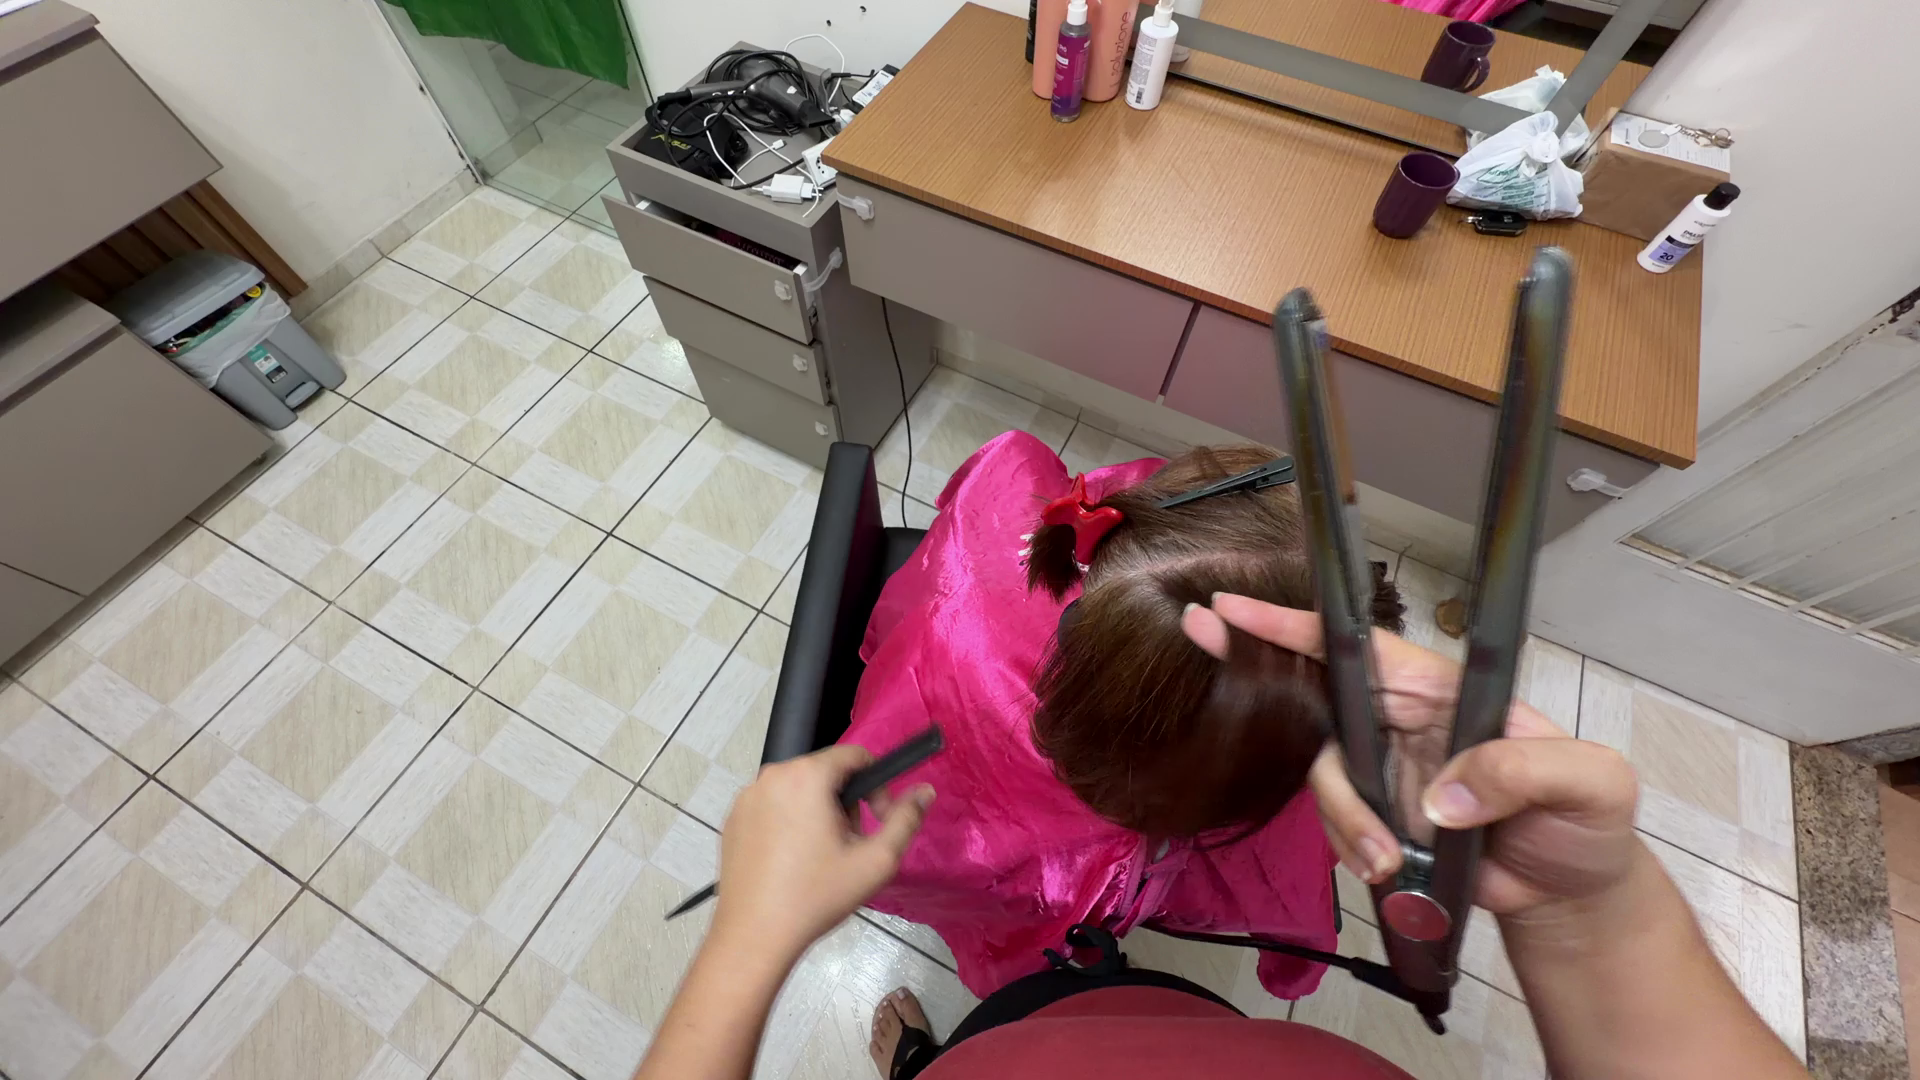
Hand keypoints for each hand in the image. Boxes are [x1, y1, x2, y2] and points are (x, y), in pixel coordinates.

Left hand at [714, 745, 933, 959]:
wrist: (752, 939)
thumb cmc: (816, 896)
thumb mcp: (875, 861)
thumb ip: (905, 819)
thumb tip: (926, 790)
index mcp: (807, 776)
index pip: (854, 755)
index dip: (876, 783)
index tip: (877, 819)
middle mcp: (773, 774)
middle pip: (826, 771)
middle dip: (846, 801)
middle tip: (849, 844)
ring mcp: (748, 796)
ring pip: (799, 787)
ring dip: (818, 809)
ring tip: (822, 855)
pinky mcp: (733, 818)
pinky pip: (773, 803)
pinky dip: (789, 820)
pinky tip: (791, 859)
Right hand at [1183, 595, 1640, 917]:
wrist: (1562, 894)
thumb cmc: (1581, 821)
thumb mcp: (1588, 783)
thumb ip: (1525, 771)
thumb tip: (1438, 796)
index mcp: (1434, 689)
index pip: (1356, 645)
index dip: (1292, 623)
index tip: (1233, 605)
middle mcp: (1391, 719)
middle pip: (1310, 693)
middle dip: (1251, 665)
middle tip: (1198, 633)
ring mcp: (1374, 768)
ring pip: (1319, 773)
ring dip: (1341, 815)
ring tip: (1385, 859)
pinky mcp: (1367, 815)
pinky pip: (1331, 821)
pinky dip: (1349, 846)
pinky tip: (1387, 870)